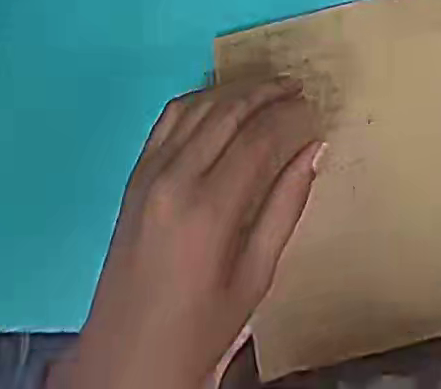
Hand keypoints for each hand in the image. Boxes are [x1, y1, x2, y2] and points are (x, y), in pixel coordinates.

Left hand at [47, 79, 323, 388]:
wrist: (125, 356)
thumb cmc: (200, 328)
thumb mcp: (255, 277)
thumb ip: (286, 206)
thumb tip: (315, 150)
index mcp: (209, 210)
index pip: (259, 139)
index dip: (290, 116)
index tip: (314, 106)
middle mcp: (176, 178)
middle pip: (228, 112)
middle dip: (267, 92)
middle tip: (297, 84)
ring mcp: (150, 170)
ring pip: (198, 105)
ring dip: (235, 89)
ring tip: (268, 86)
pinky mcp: (135, 171)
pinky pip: (169, 116)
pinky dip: (200, 98)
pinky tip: (221, 98)